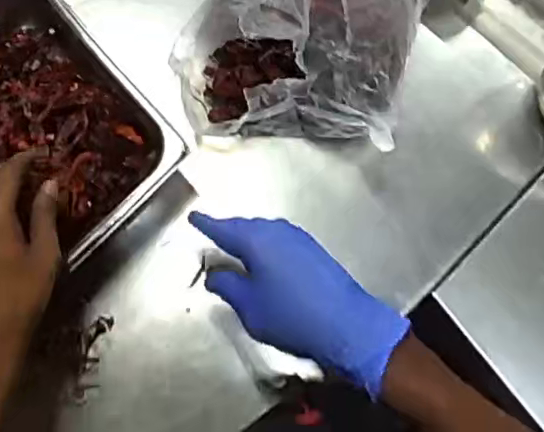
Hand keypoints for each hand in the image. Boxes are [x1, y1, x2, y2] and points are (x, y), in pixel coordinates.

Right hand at [191, 213, 409, 396]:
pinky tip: (268, 264)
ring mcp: (295, 235)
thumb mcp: (251, 309)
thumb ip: (227, 288)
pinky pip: (278, 240)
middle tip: (214, 241)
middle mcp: (273, 229)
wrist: (351, 326)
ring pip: (262, 233)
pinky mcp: (311, 247)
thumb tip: (214, 276)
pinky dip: (267, 248)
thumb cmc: (293, 317)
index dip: (205, 223)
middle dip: (227, 234)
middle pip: (242, 227)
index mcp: (253, 238)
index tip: (193, 217)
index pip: (221, 227)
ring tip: (240, 256)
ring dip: (249, 242)